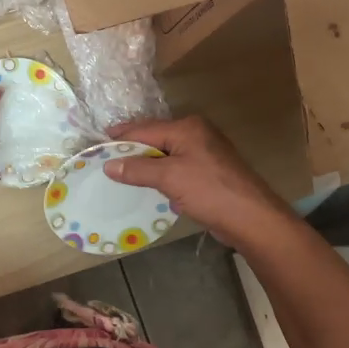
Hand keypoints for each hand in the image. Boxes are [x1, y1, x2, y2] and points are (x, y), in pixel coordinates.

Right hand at [104, 116, 295, 248]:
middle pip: (154, 138)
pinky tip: (149, 185)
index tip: (96, 147)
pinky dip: (161, 174)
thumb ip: (137, 169)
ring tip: (121, 174)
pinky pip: (176, 167)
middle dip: (131, 150)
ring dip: (146, 164)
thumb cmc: (210, 192)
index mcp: (187, 127)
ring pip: (165, 154)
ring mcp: (204, 153)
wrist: (252, 219)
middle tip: (105, 161)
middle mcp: (196, 134)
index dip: (119, 138)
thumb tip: (108, 164)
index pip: (144, 129)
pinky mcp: (209, 172)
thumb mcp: (169, 178)